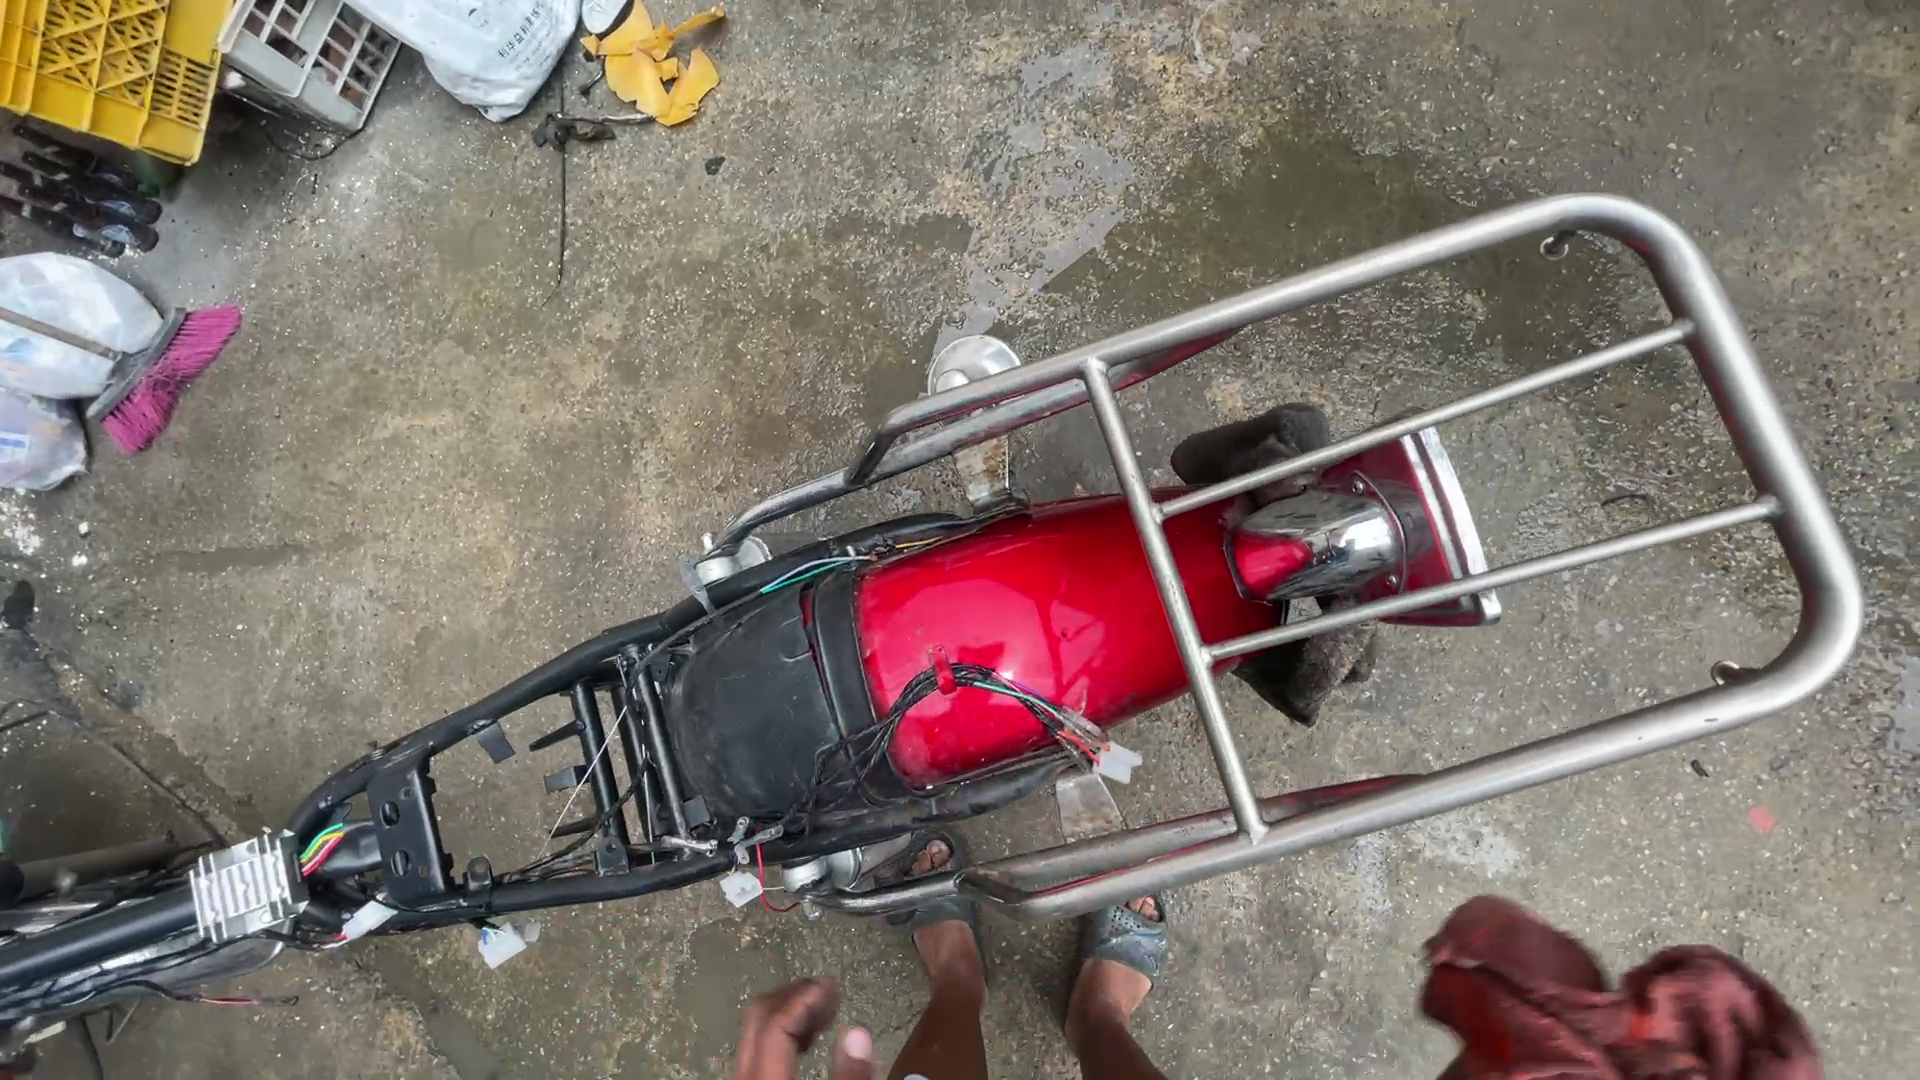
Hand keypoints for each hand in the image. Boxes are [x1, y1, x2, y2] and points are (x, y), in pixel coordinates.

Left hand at [732, 977, 874, 1079]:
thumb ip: (847, 1076)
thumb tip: (859, 1031)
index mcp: (762, 1076)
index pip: (777, 1021)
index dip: (806, 998)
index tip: (834, 985)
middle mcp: (745, 1071)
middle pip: (761, 1014)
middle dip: (797, 994)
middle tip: (830, 990)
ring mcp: (743, 1074)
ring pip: (757, 1025)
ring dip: (792, 1008)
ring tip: (825, 1007)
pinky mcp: (750, 1077)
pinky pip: (759, 1041)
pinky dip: (784, 1027)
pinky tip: (809, 1035)